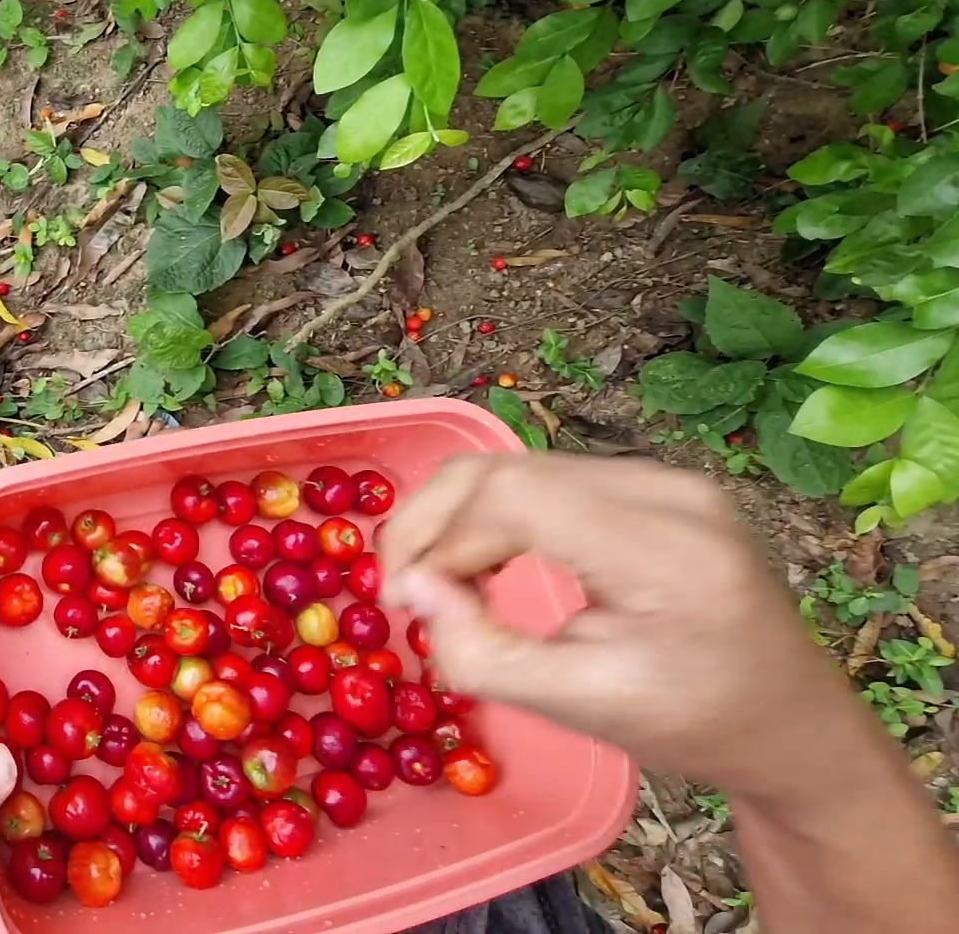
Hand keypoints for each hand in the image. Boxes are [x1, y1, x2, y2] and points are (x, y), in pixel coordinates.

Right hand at [378, 453, 958, 933]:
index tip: (406, 601)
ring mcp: (654, 477)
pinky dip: (477, 515)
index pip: (514, 501)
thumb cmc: (690, 725)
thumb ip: (480, 653)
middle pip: (497, 472)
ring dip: (445, 519)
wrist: (791, 722)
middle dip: (426, 525)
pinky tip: (479, 559)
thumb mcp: (578, 706)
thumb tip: (409, 587)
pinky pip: (525, 477)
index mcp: (669, 552)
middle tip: (401, 587)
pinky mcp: (637, 480)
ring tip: (438, 578)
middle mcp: (664, 492)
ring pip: (500, 467)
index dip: (440, 541)